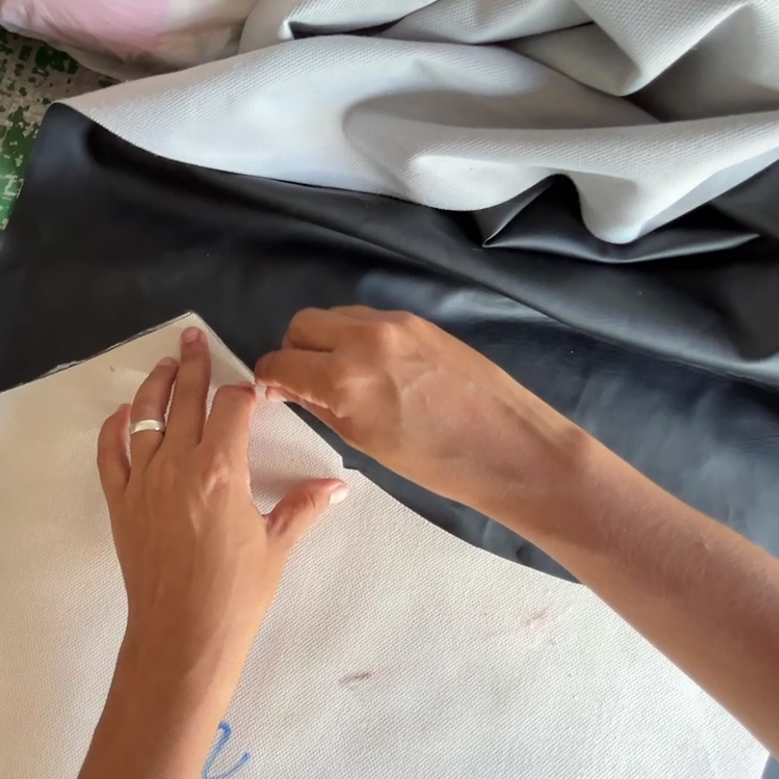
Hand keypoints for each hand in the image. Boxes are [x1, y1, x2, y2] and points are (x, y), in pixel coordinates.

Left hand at [96, 327, 345, 689]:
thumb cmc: (237, 593)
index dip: (244, 391)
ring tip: (165, 364)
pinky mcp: (119, 501)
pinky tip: (122, 413)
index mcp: (222, 468)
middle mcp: (178, 463)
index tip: (251, 389)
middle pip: (185, 398)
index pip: (232, 406)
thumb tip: (338, 485)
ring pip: (144, 416)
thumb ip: (304, 506)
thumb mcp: (277, 546)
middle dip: (193, 362)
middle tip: (193, 335)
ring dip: (155, 385)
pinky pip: (110, 453)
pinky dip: (113, 428)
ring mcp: (143, 480)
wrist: (182, 635)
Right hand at [254, 307, 594, 523]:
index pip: (279, 361)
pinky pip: (368, 318)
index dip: (268, 379)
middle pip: (301, 324)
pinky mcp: (419, 320)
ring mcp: (395, 323)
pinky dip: (356, 337)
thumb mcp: (363, 441)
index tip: (272, 392)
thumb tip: (287, 388)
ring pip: (335, 316)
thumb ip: (318, 405)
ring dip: (325, 340)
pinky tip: (377, 369)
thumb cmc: (434, 462)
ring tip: (344, 375)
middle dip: (294, 352)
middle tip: (307, 383)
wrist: (510, 448)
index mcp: (344, 377)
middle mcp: (364, 338)